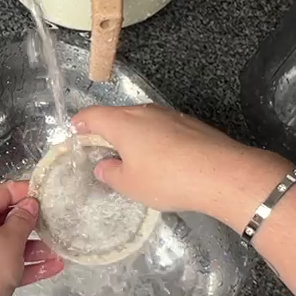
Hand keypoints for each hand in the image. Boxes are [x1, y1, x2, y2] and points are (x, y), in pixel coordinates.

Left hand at [0, 181, 62, 295]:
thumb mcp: (9, 239)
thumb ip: (23, 219)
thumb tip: (30, 203)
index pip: (1, 193)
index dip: (24, 191)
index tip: (48, 194)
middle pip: (7, 219)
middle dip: (33, 222)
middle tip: (58, 220)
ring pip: (12, 244)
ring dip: (36, 246)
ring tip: (60, 247)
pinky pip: (12, 264)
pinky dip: (30, 265)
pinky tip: (54, 267)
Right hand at [71, 105, 291, 227]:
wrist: (222, 173)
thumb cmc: (167, 179)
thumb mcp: (130, 184)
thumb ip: (110, 173)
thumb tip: (103, 166)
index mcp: (122, 122)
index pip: (92, 115)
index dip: (79, 124)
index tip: (73, 133)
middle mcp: (144, 111)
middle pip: (116, 115)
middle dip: (105, 130)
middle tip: (98, 148)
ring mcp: (169, 115)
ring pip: (140, 120)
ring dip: (130, 134)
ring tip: (128, 155)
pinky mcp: (189, 124)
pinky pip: (161, 127)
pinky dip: (152, 138)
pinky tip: (158, 158)